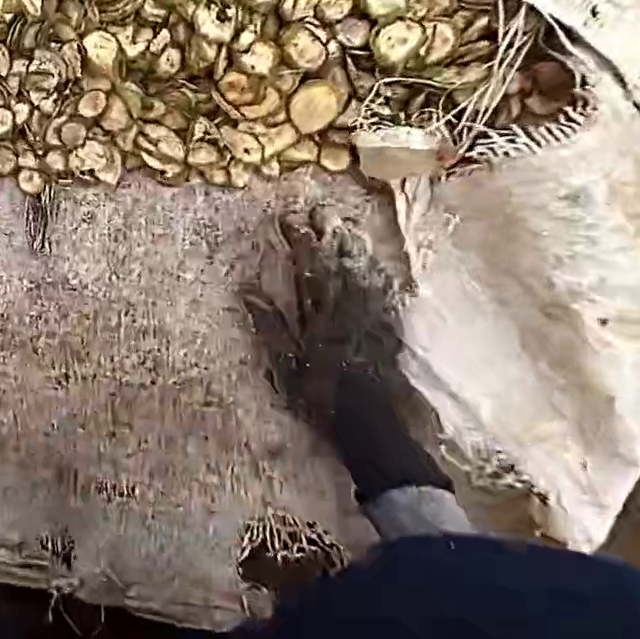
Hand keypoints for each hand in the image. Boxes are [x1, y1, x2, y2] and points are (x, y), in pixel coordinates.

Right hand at [245, 207, 449, 499]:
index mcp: (321, 315)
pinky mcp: (390, 331)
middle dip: (328, 236)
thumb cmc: (323, 396)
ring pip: (364, 274)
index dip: (298, 242)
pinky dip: (377, 273)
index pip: (308, 269)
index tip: (288, 220)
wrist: (377, 428)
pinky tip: (375, 265)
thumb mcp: (287, 363)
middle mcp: (350, 311)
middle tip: (319, 210)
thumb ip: (271, 325)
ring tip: (345, 226)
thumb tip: (249, 290)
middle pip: (339, 265)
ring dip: (353, 248)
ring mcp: (374, 319)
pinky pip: (384, 293)